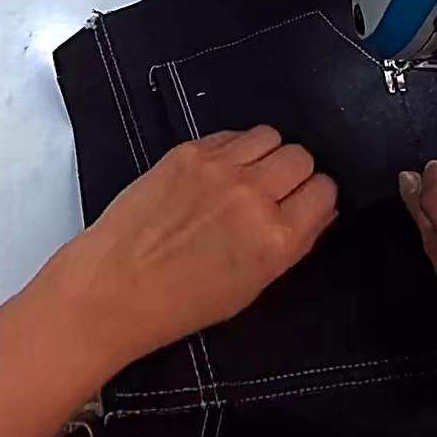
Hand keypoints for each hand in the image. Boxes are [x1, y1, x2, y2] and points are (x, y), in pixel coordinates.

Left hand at [44, 126, 337, 369]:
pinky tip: (219, 171)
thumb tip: (322, 208)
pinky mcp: (190, 150)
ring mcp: (220, 168)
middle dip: (295, 173)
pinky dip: (235, 149)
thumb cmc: (181, 302)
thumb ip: (297, 242)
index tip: (306, 201)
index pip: (325, 189)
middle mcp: (253, 196)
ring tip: (248, 174)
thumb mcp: (254, 285)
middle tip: (275, 189)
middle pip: (302, 157)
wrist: (111, 290)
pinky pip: (234, 133)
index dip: (318, 195)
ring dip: (267, 154)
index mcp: (275, 239)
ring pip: (272, 135)